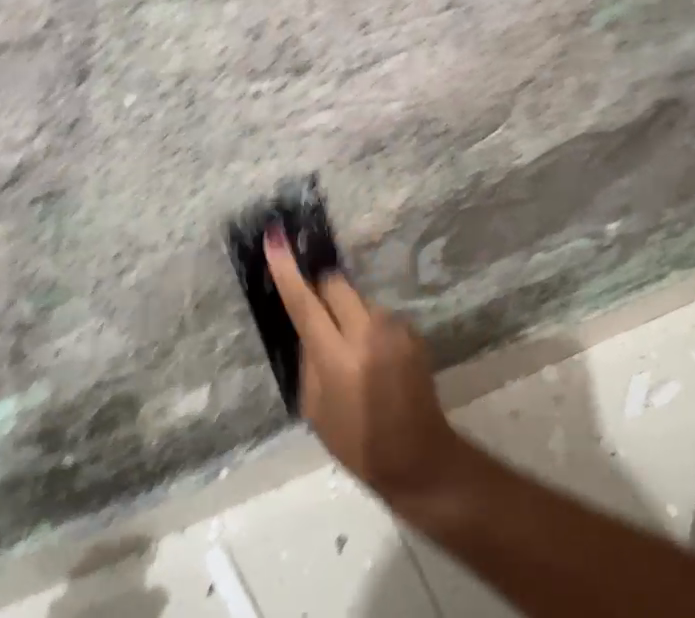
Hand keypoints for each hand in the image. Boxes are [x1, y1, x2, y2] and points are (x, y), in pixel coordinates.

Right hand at [264, 226, 464, 500]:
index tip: (274, 238)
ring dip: (347, 312)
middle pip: (336, 284)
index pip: (305, 303)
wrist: (419, 457)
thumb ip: (308, 359)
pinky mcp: (413, 333)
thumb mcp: (314, 407)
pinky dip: (369, 327)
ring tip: (349, 347)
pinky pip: (379, 316)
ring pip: (359, 299)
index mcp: (338, 358)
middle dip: (321, 289)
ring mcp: (396, 330)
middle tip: (315, 311)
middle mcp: (368, 334)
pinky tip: (373, 357)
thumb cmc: (356, 441)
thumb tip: (307, 326)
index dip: (286, 269)